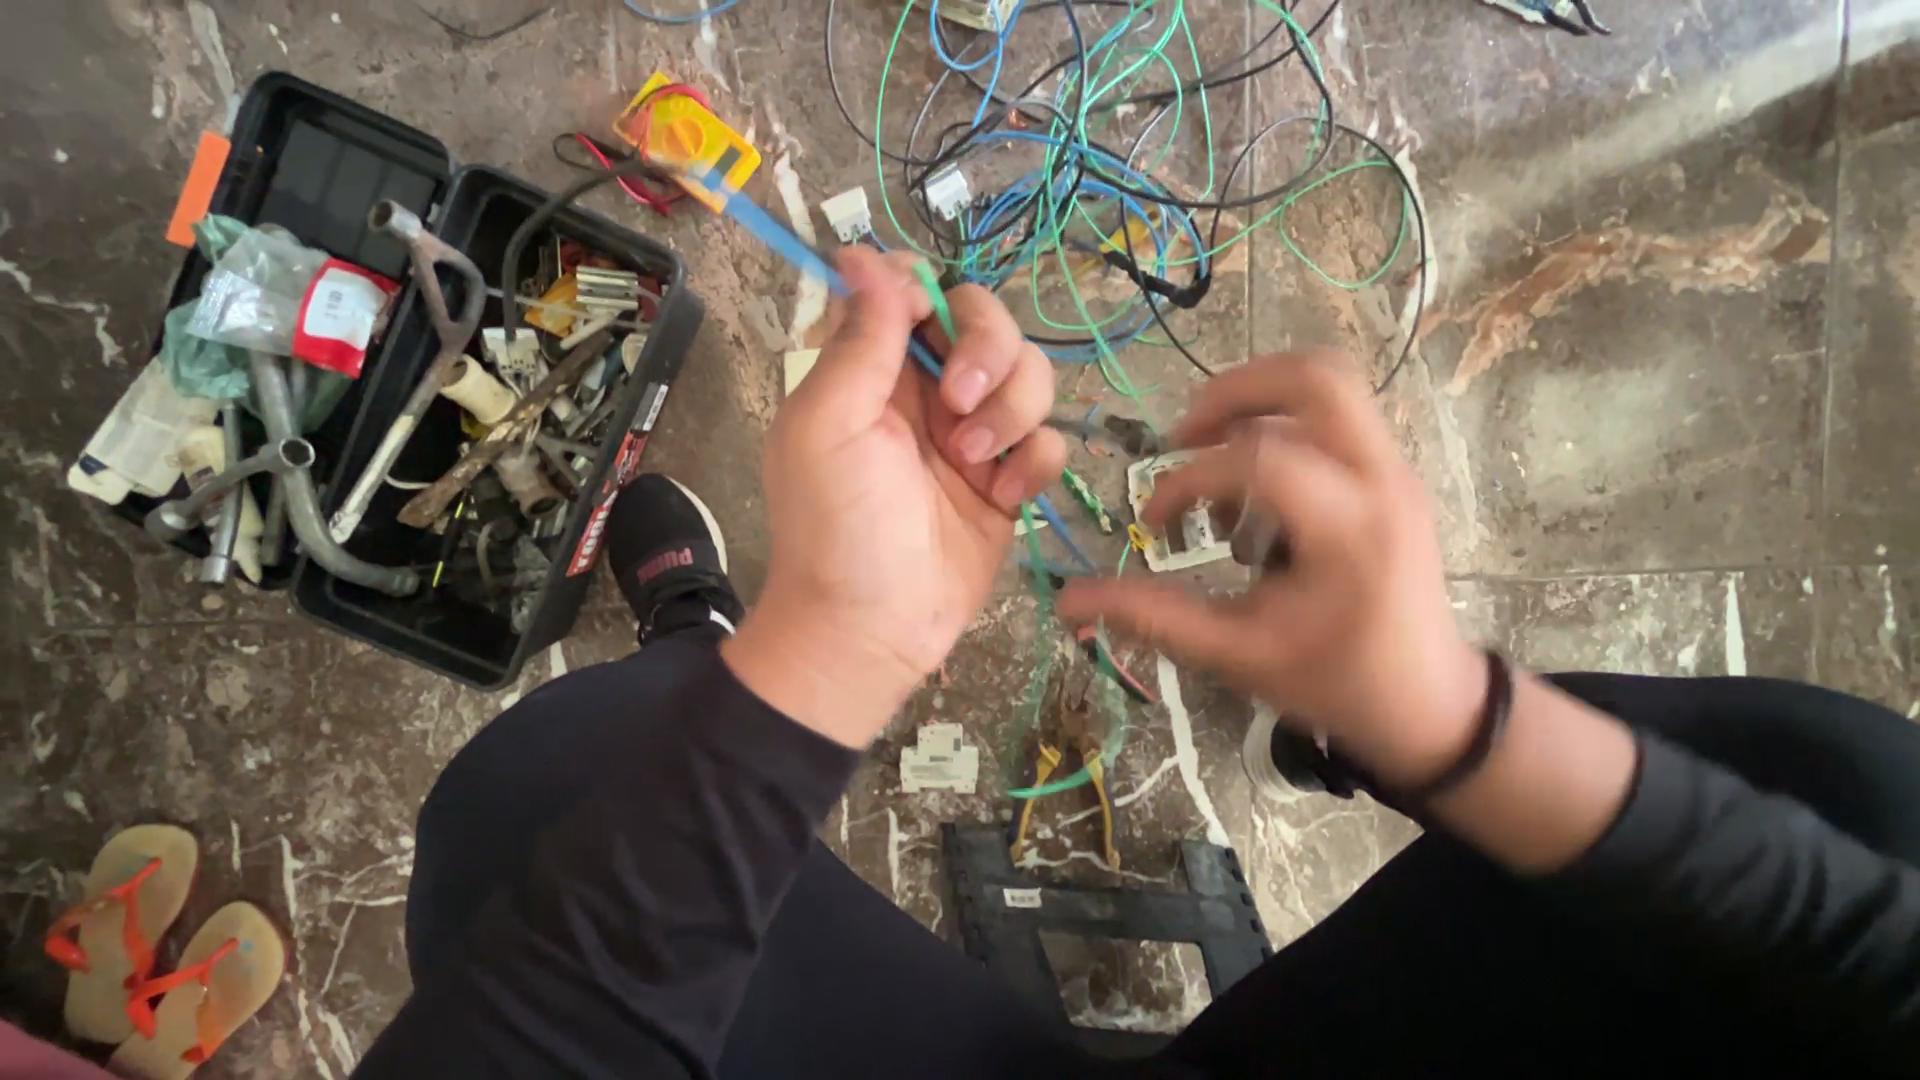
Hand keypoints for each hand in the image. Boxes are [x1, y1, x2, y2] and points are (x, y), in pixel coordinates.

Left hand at [722, 249, 1067, 747]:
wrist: (871, 627)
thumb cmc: (836, 527)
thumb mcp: (829, 425)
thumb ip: (858, 340)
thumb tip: (859, 251)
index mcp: (875, 368)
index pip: (920, 290)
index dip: (937, 298)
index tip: (932, 333)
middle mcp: (928, 391)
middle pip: (990, 322)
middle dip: (990, 353)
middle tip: (960, 405)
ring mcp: (974, 435)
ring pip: (1032, 376)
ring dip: (1015, 411)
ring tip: (978, 463)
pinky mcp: (1010, 479)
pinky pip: (1050, 440)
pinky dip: (1036, 461)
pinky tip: (1004, 495)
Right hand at [1055, 352, 1485, 785]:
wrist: (1428, 702)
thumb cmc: (1332, 680)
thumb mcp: (1236, 654)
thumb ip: (1152, 616)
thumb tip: (1067, 599)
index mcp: (1350, 529)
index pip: (1259, 459)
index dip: (1188, 480)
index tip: (1155, 523)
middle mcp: (1382, 479)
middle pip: (1314, 377)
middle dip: (1231, 394)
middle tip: (1183, 439)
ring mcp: (1396, 468)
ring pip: (1326, 384)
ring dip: (1255, 406)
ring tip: (1214, 463)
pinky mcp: (1392, 472)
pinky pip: (1333, 414)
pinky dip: (1279, 427)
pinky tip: (1252, 491)